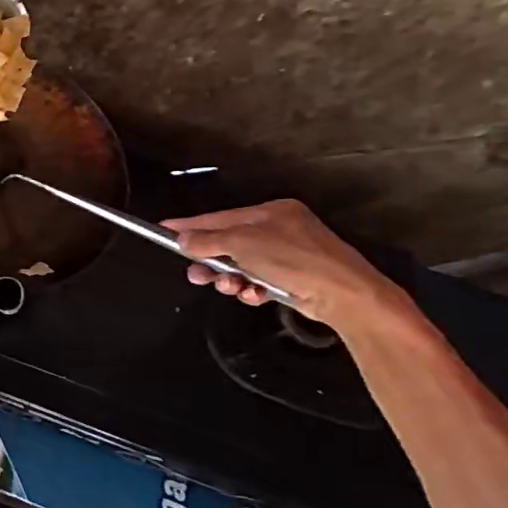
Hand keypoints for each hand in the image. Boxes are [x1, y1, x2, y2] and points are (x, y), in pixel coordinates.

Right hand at [166, 199, 414, 331]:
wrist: (344, 295)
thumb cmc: (294, 260)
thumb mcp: (243, 243)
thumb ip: (208, 240)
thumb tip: (182, 238)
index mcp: (270, 212)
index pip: (218, 217)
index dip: (189, 225)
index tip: (162, 228)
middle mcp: (278, 229)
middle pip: (227, 244)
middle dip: (211, 262)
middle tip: (197, 275)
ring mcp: (287, 255)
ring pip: (239, 266)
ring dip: (230, 279)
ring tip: (231, 287)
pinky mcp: (292, 278)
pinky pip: (257, 281)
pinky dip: (251, 289)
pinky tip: (254, 294)